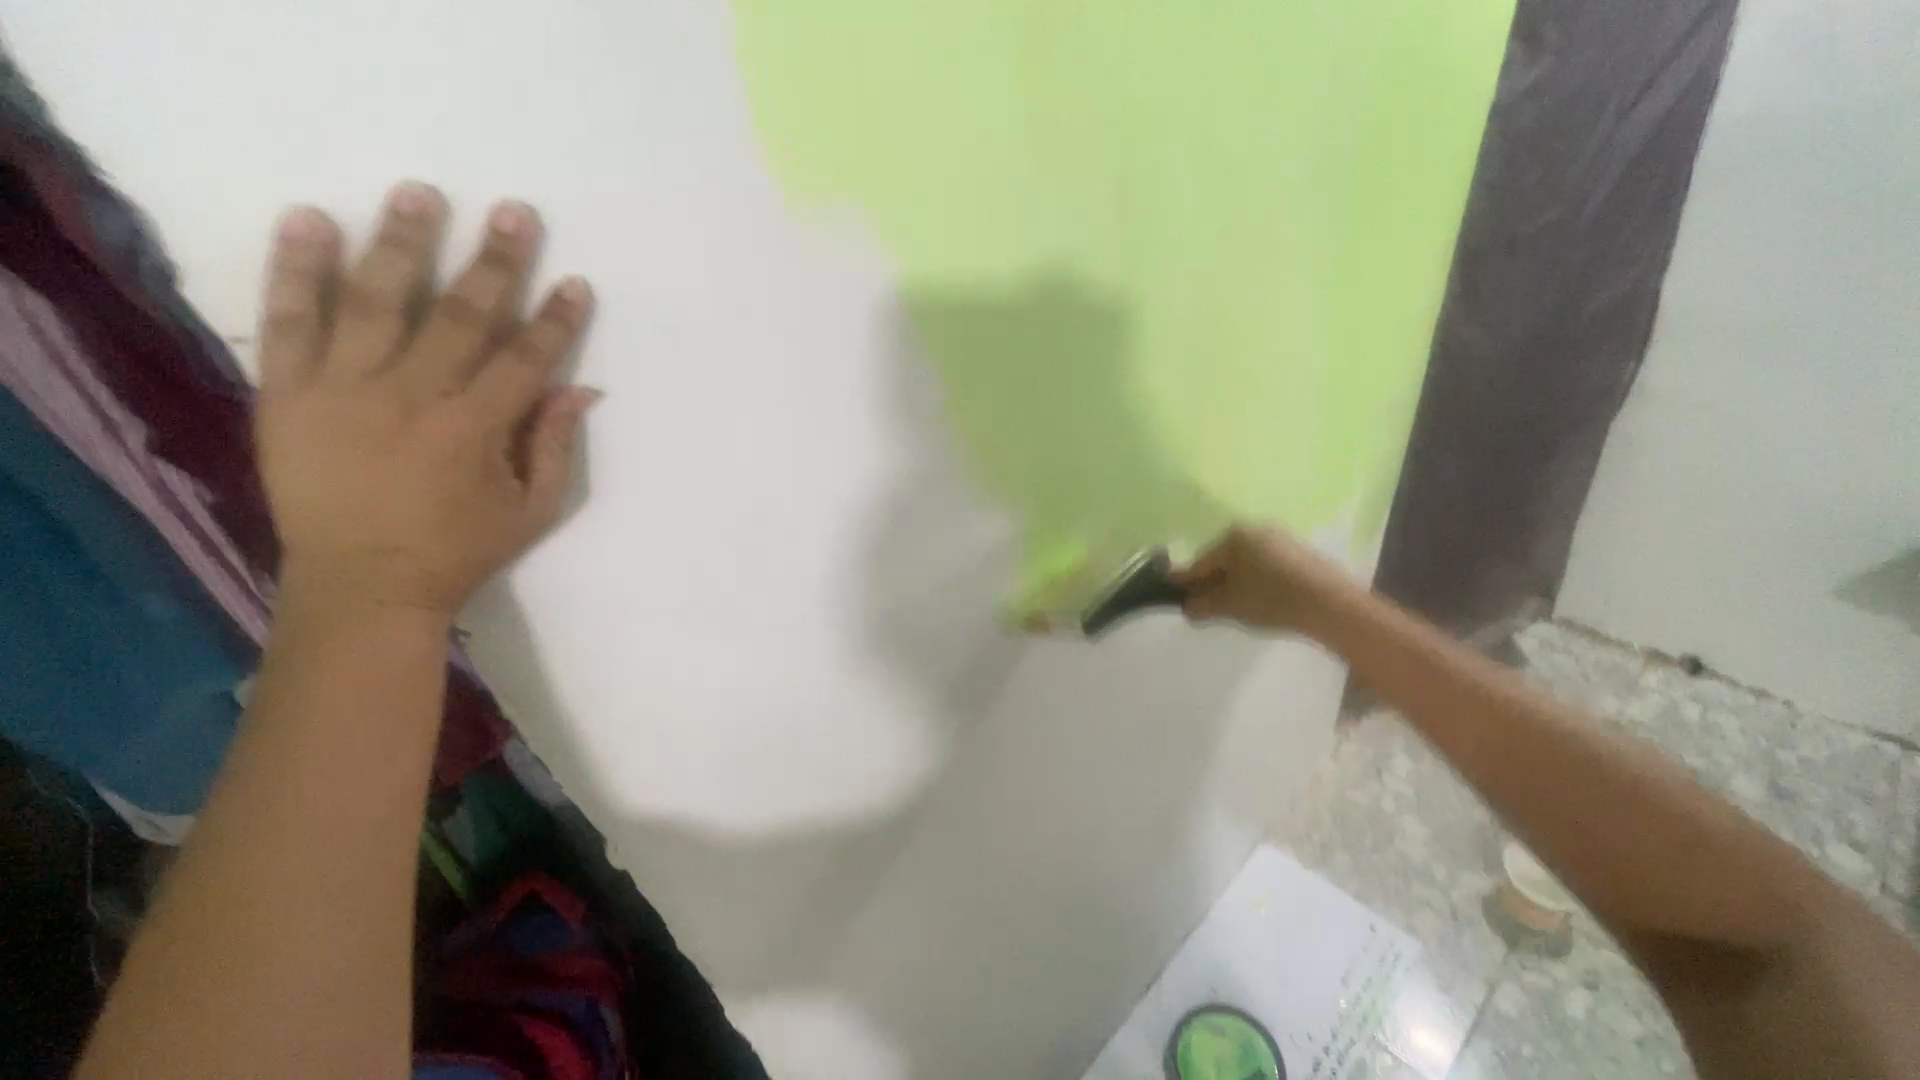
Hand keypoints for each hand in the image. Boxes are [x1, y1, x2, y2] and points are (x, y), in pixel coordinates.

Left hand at [255, 182, 598, 619]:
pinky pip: (290, 323)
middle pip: (463, 316)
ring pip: (379, 302)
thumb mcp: (531, 512)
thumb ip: (556, 448)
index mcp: (476, 430)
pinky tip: (310, 220)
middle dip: (495, 262)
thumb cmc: (458, 551)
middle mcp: (414, 397)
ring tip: (419, 194)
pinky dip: (298, 270)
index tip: (574, 281)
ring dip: (403, 244)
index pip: (527, 359)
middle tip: (514, 212)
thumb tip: (582, 388)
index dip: (556, 320)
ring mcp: (345, 390)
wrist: (360, 585)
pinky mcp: (288, 394)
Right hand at [1171, 525, 1358, 635]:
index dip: (1184, 580)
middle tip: (1205, 606)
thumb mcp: (1229, 606)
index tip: (1170, 591)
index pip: (1199, 562)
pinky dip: (1256, 581)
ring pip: (1245, 563)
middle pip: (1222, 559)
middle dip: (1212, 581)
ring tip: (1234, 607)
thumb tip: (1187, 606)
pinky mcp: (1300, 553)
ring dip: (1235, 582)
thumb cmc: (1271, 600)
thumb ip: (1202, 604)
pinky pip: (1265, 566)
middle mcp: (1254, 529)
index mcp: (1232, 537)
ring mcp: (1280, 539)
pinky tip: (1261, 600)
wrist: (1331, 604)